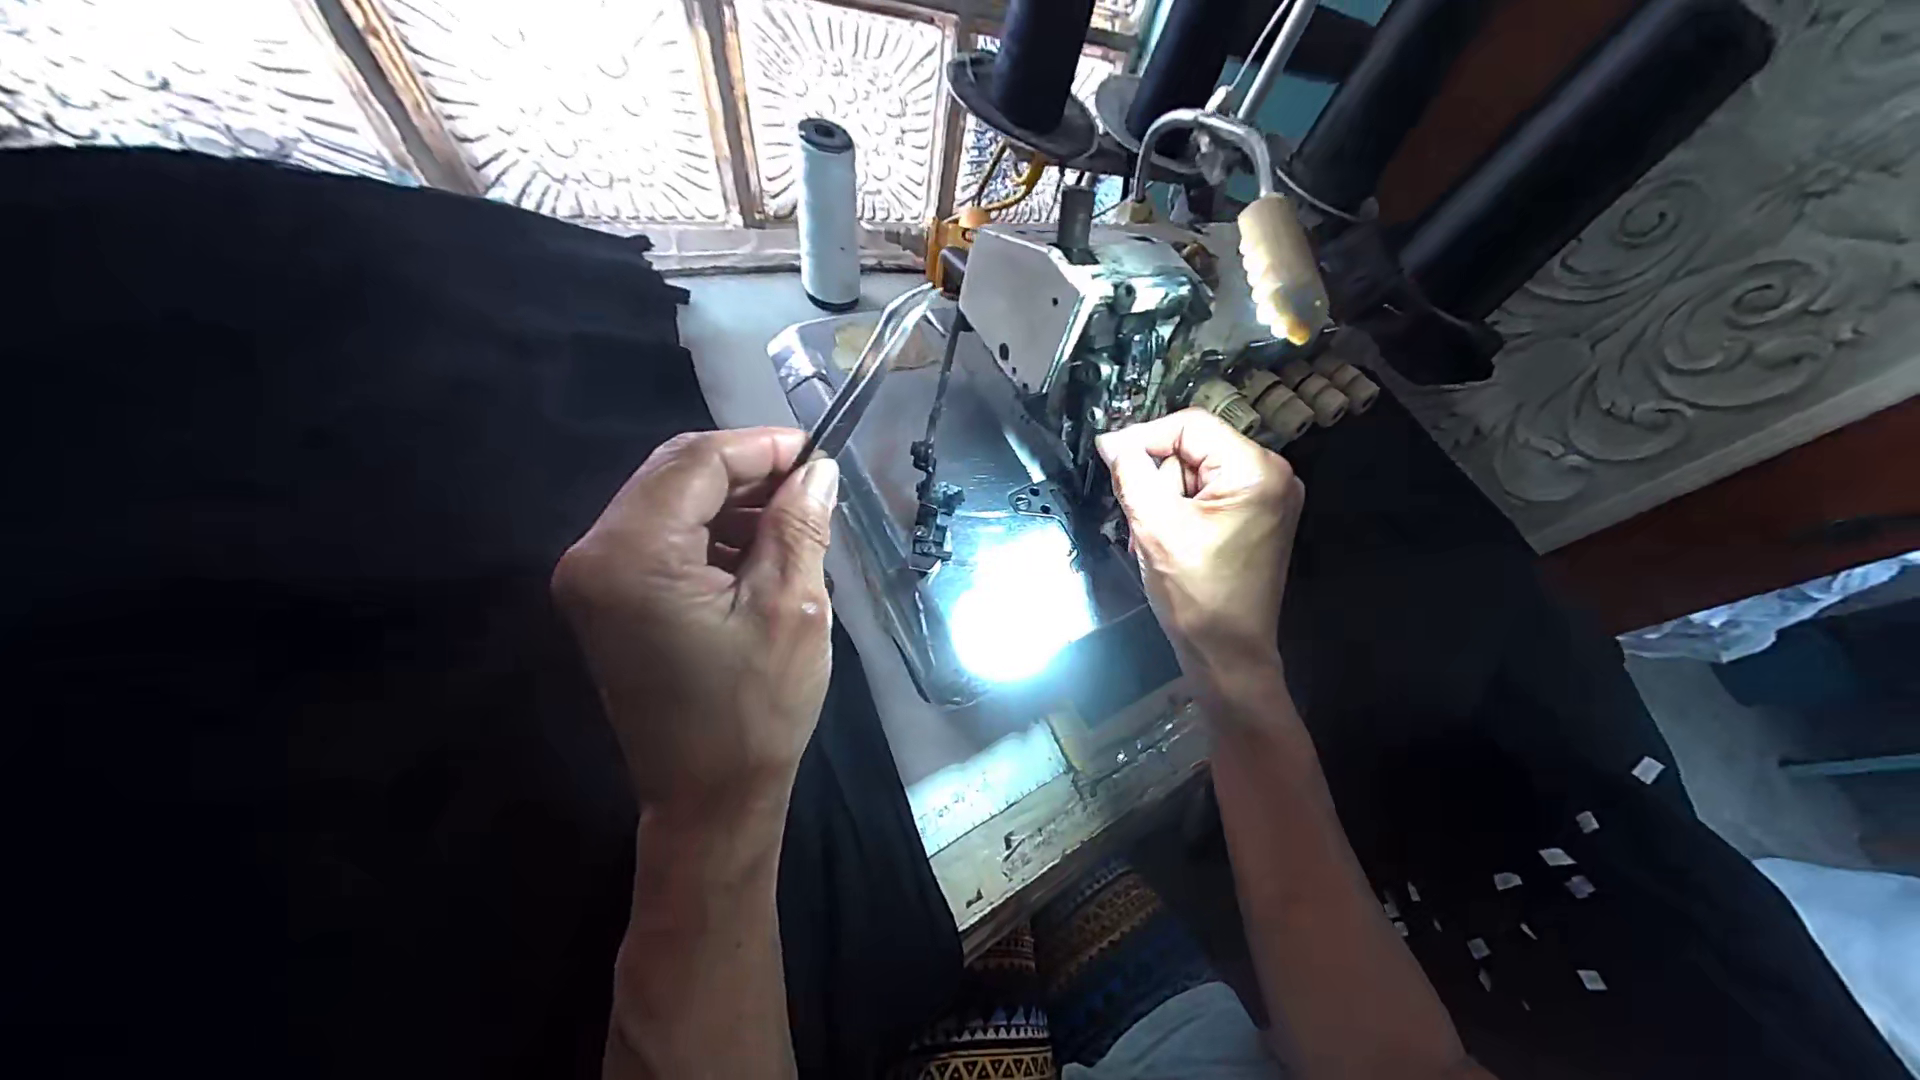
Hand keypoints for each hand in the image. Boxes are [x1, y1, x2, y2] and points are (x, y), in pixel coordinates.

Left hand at [553, 428, 839, 818]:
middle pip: (676, 473)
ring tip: (794, 520)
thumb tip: (818, 470)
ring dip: (734, 500)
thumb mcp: (792, 607)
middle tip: (811, 485)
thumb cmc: (757, 709)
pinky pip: (664, 537)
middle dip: (748, 469)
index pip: (697, 461)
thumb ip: (799, 525)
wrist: (711, 798)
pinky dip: (714, 531)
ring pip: (671, 501)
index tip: (819, 454)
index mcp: (632, 555)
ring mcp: (595, 579)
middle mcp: (595, 555)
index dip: (762, 446)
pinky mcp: (610, 599)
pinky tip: (760, 549)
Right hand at [1096, 408, 1303, 676]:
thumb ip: (1131, 474)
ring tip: (1157, 538)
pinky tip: (1171, 541)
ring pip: (1194, 472)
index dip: (1143, 437)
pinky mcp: (1253, 516)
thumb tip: (1112, 441)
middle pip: (1192, 448)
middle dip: (1158, 479)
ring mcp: (1265, 497)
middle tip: (1145, 520)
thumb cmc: (1196, 596)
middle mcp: (1271, 476)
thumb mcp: (1154, 528)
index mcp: (1257, 471)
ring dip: (1165, 499)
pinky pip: (1205, 493)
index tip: (1109, 458)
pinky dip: (1179, 511)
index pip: (1190, 425)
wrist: (1226, 653)